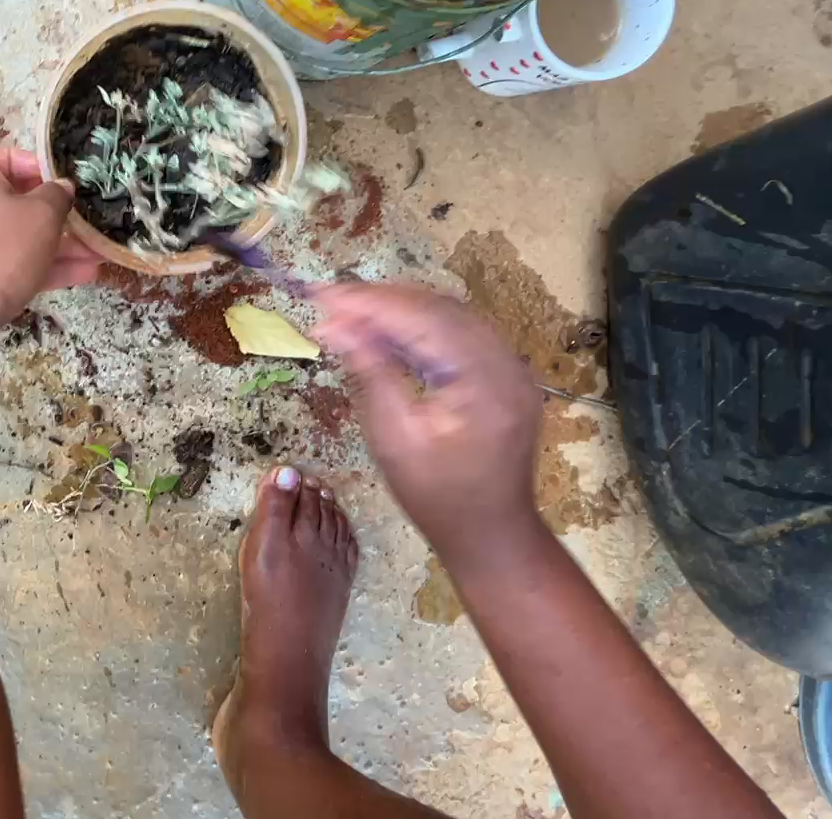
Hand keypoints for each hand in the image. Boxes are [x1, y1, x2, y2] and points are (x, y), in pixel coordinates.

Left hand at [0, 146, 102, 330]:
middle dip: (60, 212)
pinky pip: (21, 264)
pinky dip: (50, 267)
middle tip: (91, 219)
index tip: (55, 177)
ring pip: (26, 237)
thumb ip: (57, 196)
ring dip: (63, 243)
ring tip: (101, 251)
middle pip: (19, 200)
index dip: (27, 162)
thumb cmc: (0, 249)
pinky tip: (87, 273)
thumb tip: (62, 188)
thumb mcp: (41, 214)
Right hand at [311, 283, 541, 555]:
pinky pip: (456, 333)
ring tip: (347, 312)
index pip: (421, 319)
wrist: (491, 534)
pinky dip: (416, 326)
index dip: (368, 302)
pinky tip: (382, 330)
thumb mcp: (394, 438)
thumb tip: (335, 326)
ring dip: (396, 309)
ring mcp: (509, 366)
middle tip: (328, 301)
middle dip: (379, 300)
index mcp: (484, 380)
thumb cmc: (438, 497)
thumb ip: (369, 373)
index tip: (321, 296)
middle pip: (436, 308)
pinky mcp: (502, 373)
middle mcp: (506, 362)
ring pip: (446, 315)